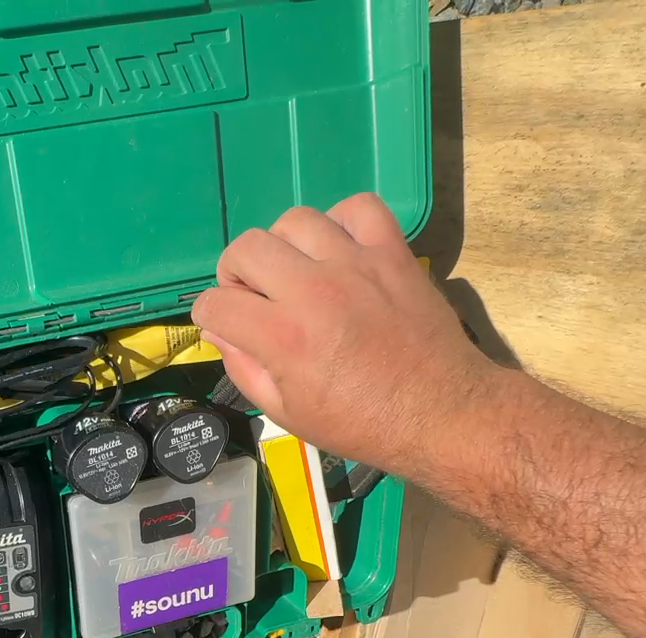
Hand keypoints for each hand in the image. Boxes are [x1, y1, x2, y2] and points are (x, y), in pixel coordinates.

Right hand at [192, 195, 503, 477]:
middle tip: (253, 298)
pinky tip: (337, 252)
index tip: (224, 327)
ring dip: (282, 246)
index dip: (209, 317)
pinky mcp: (392, 252)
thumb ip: (241, 367)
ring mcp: (355, 264)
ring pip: (294, 221)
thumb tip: (218, 330)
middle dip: (234, 274)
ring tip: (295, 273)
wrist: (436, 412)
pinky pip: (356, 207)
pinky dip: (339, 222)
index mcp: (281, 337)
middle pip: (245, 248)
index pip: (215, 303)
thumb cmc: (355, 422)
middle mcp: (312, 290)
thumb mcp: (283, 411)